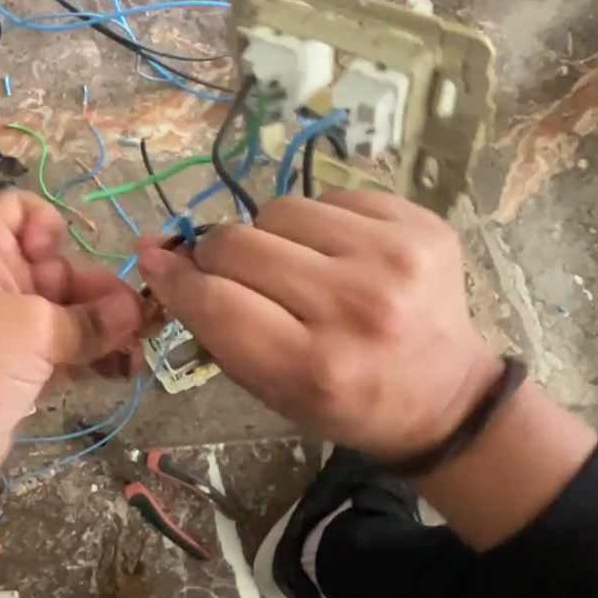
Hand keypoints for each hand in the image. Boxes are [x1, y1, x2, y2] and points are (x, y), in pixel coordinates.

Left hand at [0, 190, 146, 525]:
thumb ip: (87, 319)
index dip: (48, 223)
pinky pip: (65, 353)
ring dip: (106, 327)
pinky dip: (94, 358)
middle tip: (137, 319)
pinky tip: (126, 369)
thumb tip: (133, 313)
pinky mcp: (21, 373)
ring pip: (67, 314)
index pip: (18, 211)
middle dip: (98, 287)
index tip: (64, 254)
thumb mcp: (30, 329)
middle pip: (58, 267)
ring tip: (140, 347)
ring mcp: (10, 332)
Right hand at [136, 191, 500, 462]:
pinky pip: (329, 196)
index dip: (175, 277)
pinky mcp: (422, 226)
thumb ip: (209, 322)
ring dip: (269, 235)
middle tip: (234, 275)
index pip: (214, 299)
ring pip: (279, 209)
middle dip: (218, 257)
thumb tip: (154, 254)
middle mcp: (356, 307)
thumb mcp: (265, 386)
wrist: (442, 395)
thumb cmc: (338, 400)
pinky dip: (317, 223)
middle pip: (237, 244)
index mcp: (312, 365)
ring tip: (294, 266)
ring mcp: (395, 259)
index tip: (159, 264)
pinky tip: (336, 254)